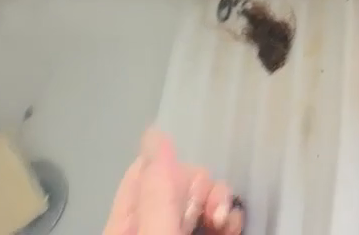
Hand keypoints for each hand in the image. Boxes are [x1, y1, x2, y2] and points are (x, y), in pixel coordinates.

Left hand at [103, 128, 243, 234]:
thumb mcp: (159, 234)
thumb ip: (158, 190)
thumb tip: (154, 132)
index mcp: (126, 222)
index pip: (145, 169)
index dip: (172, 167)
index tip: (190, 188)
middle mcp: (150, 223)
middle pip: (180, 179)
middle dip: (202, 189)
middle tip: (210, 214)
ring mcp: (177, 231)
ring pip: (202, 196)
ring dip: (220, 200)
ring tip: (225, 221)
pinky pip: (217, 214)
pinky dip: (228, 214)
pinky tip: (232, 224)